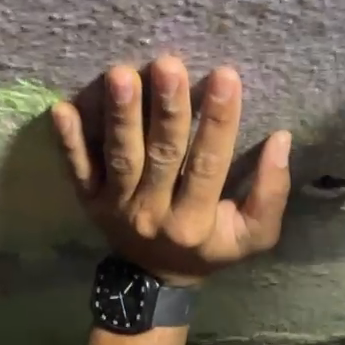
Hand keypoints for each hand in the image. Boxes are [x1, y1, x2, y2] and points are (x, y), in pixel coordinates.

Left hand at [51, 55, 291, 286]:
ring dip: (120, 116)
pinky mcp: (89, 200)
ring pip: (120, 157)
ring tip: (121, 75)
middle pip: (161, 155)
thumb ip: (271, 193)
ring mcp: (116, 206)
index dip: (218, 122)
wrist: (155, 280)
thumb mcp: (252, 236)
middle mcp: (153, 214)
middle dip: (167, 109)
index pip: (208, 165)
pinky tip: (63, 109)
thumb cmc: (210, 248)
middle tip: (169, 64)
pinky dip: (69, 141)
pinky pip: (77, 169)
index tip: (226, 77)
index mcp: (195, 223)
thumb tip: (281, 140)